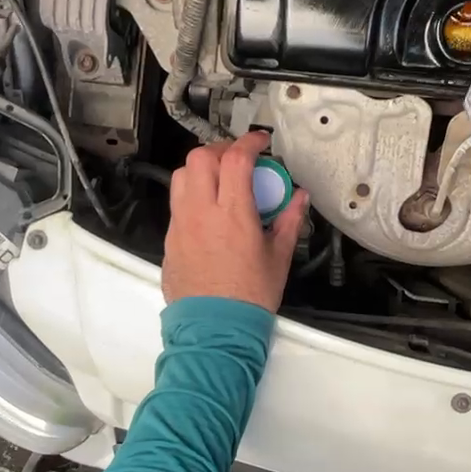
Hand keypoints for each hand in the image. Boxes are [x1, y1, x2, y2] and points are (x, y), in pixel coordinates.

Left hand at [163, 131, 308, 310]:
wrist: (215, 329)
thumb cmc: (249, 297)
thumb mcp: (278, 256)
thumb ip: (289, 220)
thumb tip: (300, 197)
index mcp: (232, 213)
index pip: (235, 158)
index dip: (250, 141)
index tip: (261, 142)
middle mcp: (201, 212)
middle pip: (200, 158)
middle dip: (221, 150)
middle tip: (239, 159)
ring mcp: (181, 225)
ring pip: (180, 176)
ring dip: (200, 169)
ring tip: (220, 181)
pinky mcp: (171, 239)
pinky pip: (176, 203)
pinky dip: (192, 194)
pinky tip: (209, 210)